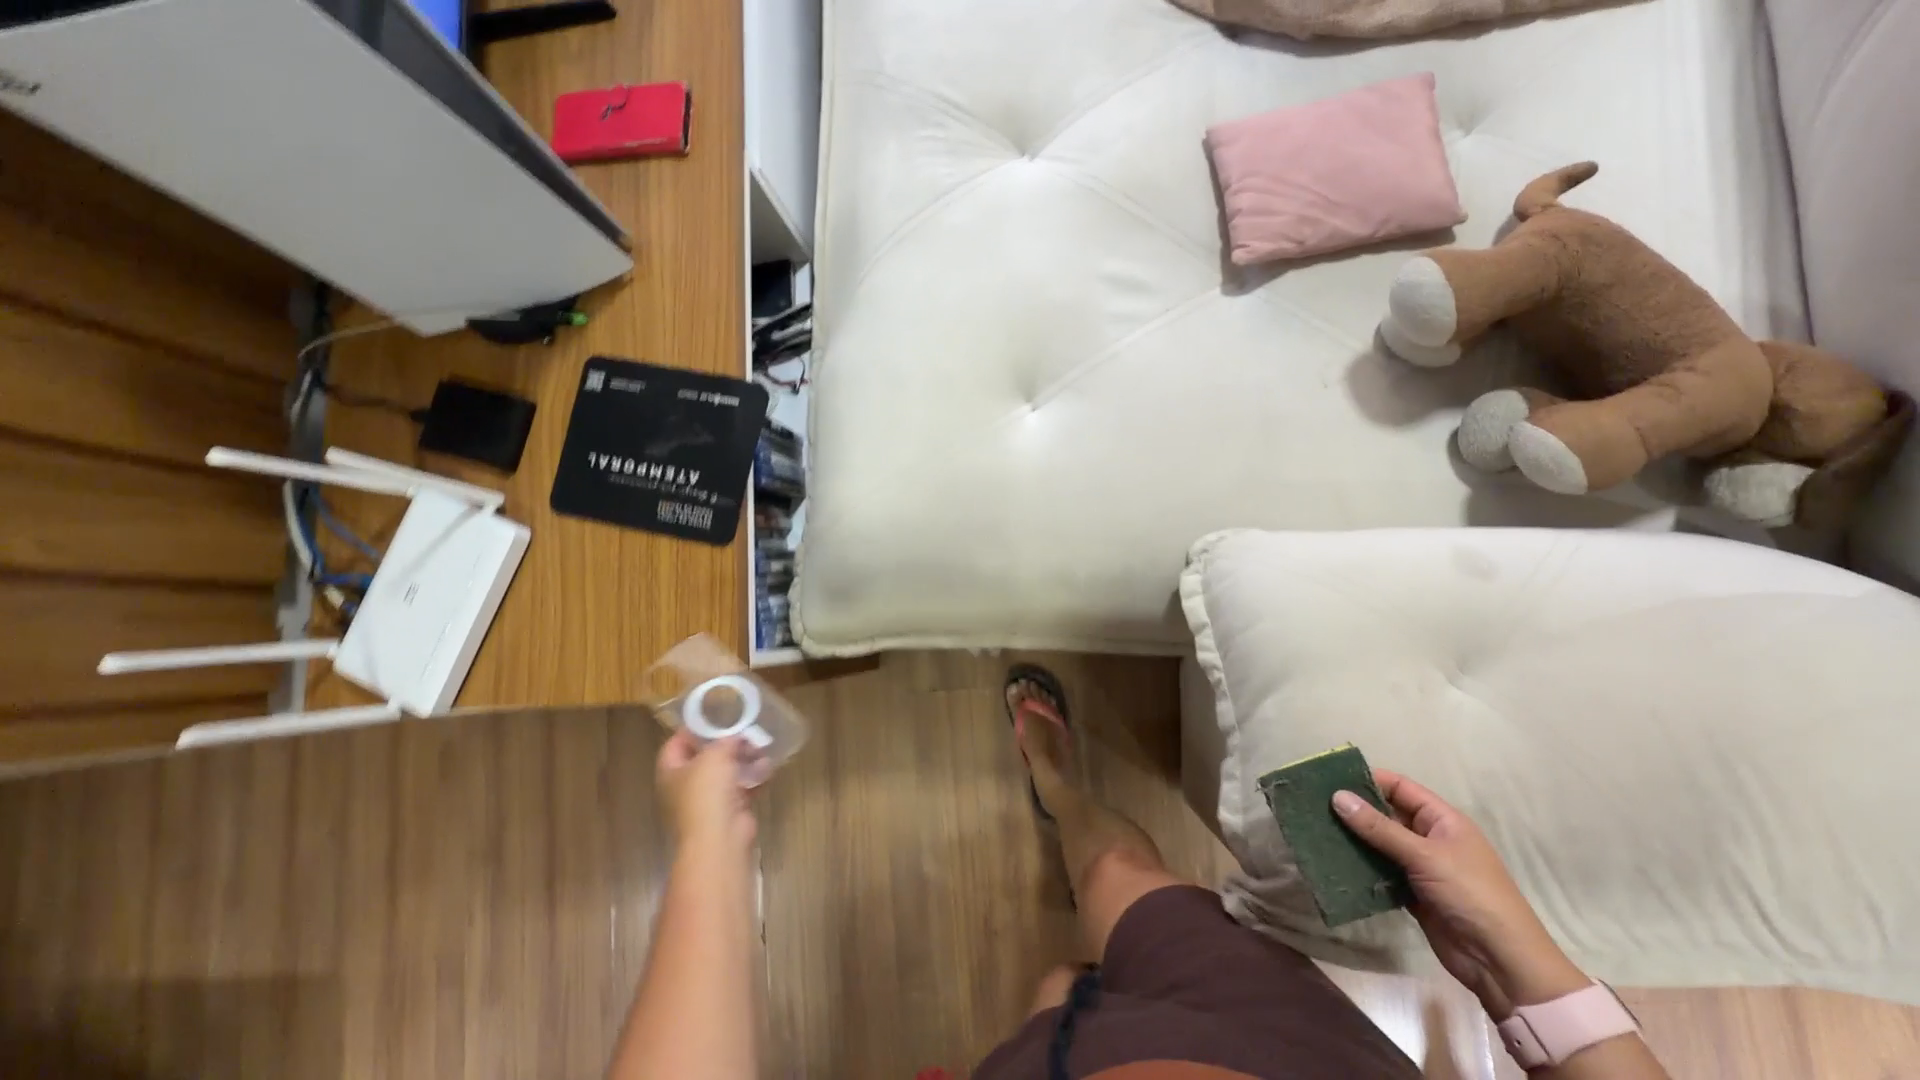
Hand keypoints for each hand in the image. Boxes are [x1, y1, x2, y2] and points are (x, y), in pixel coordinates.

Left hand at [657, 733, 756, 850]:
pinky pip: (740, 790)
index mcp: (670, 773)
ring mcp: (706, 802)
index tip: (713, 718)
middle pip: (703, 760)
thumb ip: (724, 741)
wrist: (720, 838)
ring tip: (759, 747)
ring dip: (742, 761)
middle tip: (742, 732)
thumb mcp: (714, 755)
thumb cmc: (707, 792)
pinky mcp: (727, 812)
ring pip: (724, 775)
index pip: (675, 745)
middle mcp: (684, 788)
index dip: (691, 731)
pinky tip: (766, 767)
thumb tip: (735, 738)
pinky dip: (753, 779)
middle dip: (724, 746)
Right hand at [1333, 769, 1588, 1017]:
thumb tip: (1338, 797)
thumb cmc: (1470, 895)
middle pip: (1387, 815)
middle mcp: (1430, 838)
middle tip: (1313, 806)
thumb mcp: (1425, 856)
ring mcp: (1421, 867)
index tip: (1329, 779)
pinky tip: (1333, 865)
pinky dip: (1360, 868)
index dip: (1369, 780)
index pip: (1401, 788)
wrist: (1499, 960)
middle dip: (1355, 810)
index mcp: (1443, 820)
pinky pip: (1380, 872)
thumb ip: (1379, 829)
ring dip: (1353, 840)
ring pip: (1380, 845)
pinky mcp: (1411, 893)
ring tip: (1315, 832)